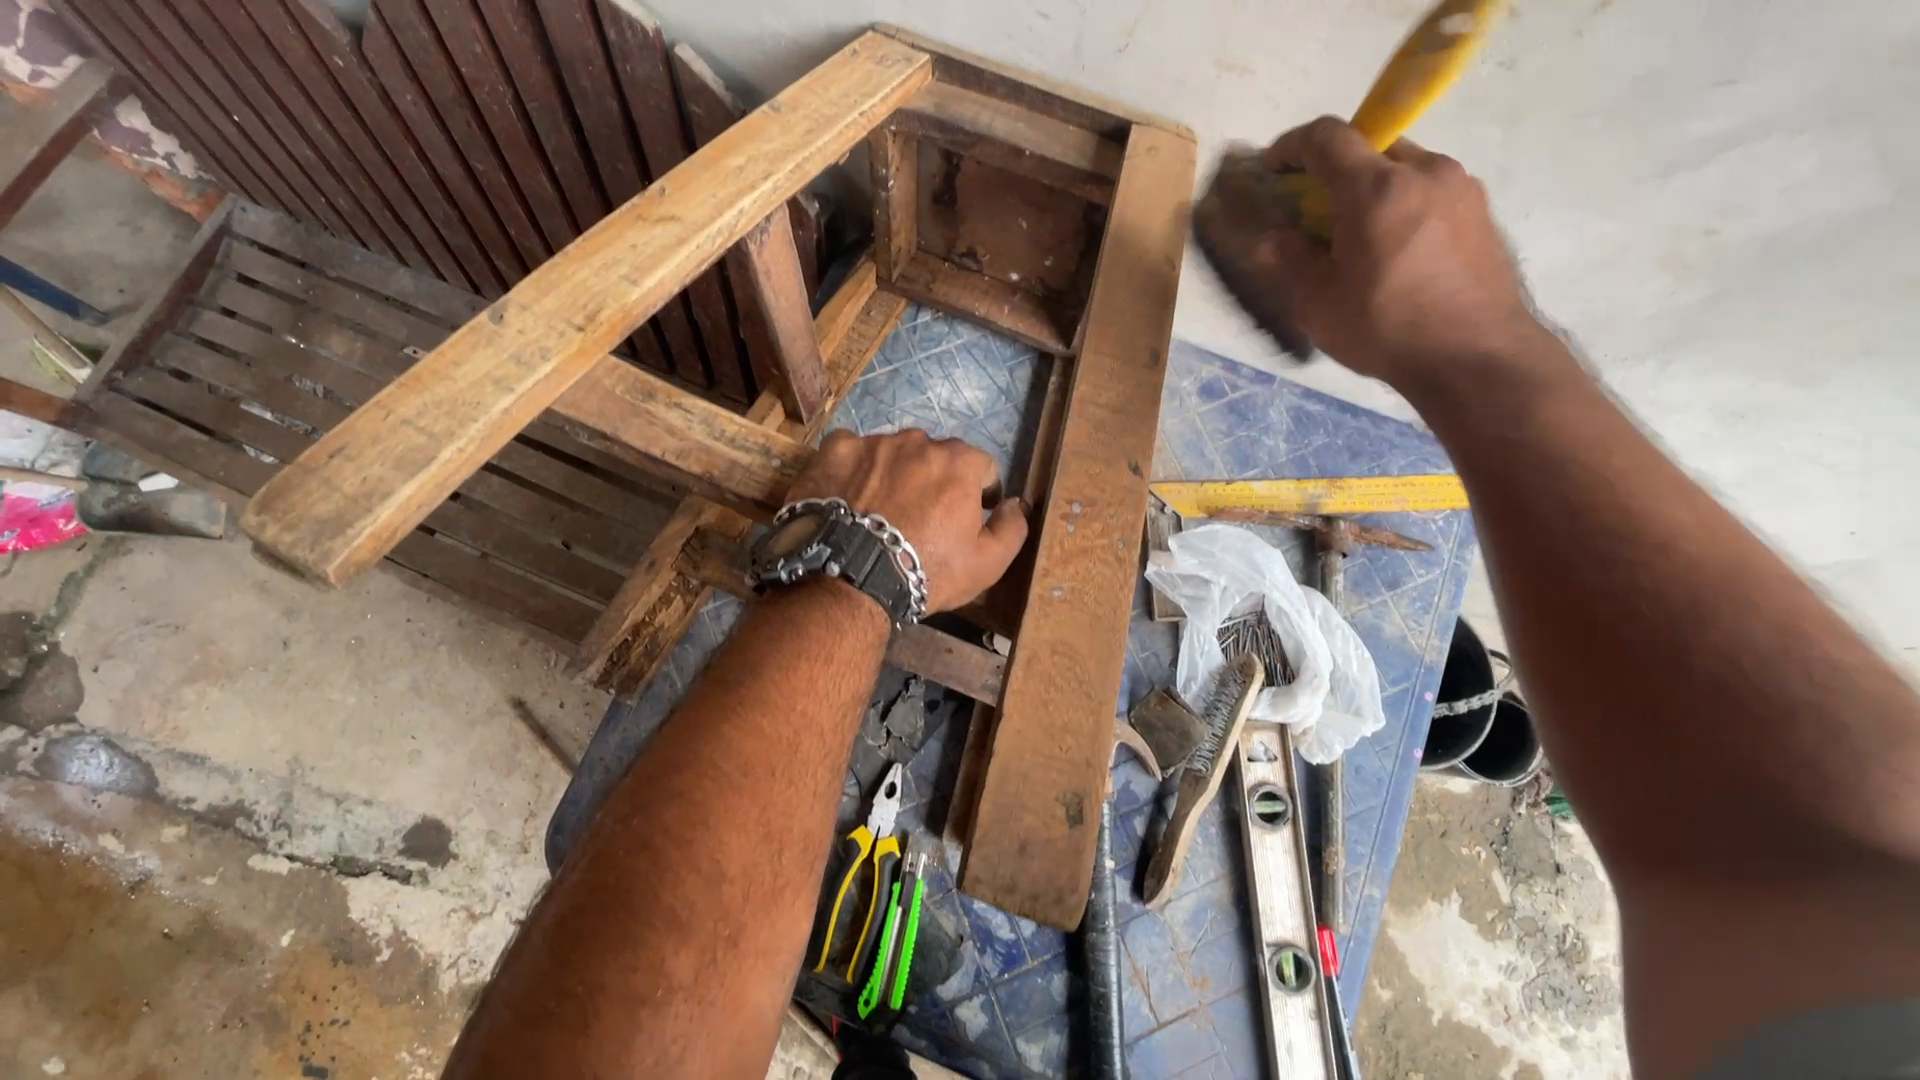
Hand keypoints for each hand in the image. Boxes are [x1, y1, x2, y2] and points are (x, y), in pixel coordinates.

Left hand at [787, 430, 1028, 613]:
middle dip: (935, 481)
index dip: (979, 492)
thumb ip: (1012, 528)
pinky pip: (851, 451)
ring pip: (893, 452)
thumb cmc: (927, 571)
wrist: (850, 578)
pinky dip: (853, 469)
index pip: (981, 466)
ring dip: (895, 473)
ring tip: (882, 511)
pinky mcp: (835, 451)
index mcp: (959, 462)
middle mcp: (918, 441)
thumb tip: (1015, 503)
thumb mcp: (987, 563)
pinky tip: (848, 496)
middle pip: (935, 456)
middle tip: (921, 518)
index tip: (968, 517)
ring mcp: (873, 442)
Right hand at [1196, 117, 1547, 385]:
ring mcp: (1461, 188)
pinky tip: (1398, 254)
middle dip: (1337, 169)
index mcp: (1376, 188)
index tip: (1273, 168)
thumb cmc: (1386, 330)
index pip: (1327, 136)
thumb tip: (1273, 235)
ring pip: (1405, 169)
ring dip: (1374, 189)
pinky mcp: (1482, 212)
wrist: (1477, 358)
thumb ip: (1288, 259)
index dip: (1291, 145)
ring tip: (1360, 238)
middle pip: (1371, 146)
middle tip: (1318, 211)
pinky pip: (1431, 192)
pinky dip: (1405, 207)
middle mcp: (1425, 171)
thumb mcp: (1316, 303)